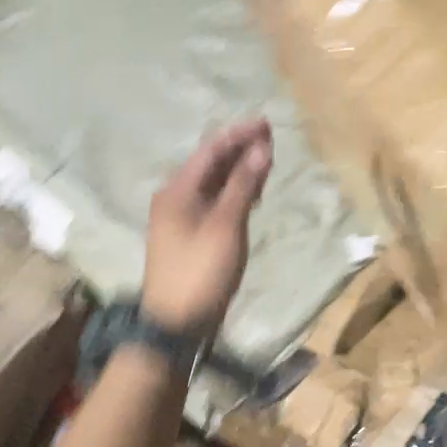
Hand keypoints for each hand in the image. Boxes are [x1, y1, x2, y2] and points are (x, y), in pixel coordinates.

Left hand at [143, 118, 273, 333]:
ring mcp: (182, 218)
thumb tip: (261, 149)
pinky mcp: (192, 235)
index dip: (239, 134)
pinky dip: (235, 191)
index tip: (267, 122)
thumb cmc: (200, 270)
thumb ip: (244, 185)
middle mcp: (175, 198)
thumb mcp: (226, 225)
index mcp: (177, 191)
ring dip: (239, 169)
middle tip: (271, 136)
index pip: (211, 151)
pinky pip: (215, 201)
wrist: (176, 323)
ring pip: (214, 183)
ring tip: (267, 158)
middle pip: (211, 164)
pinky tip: (252, 191)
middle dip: (240, 149)